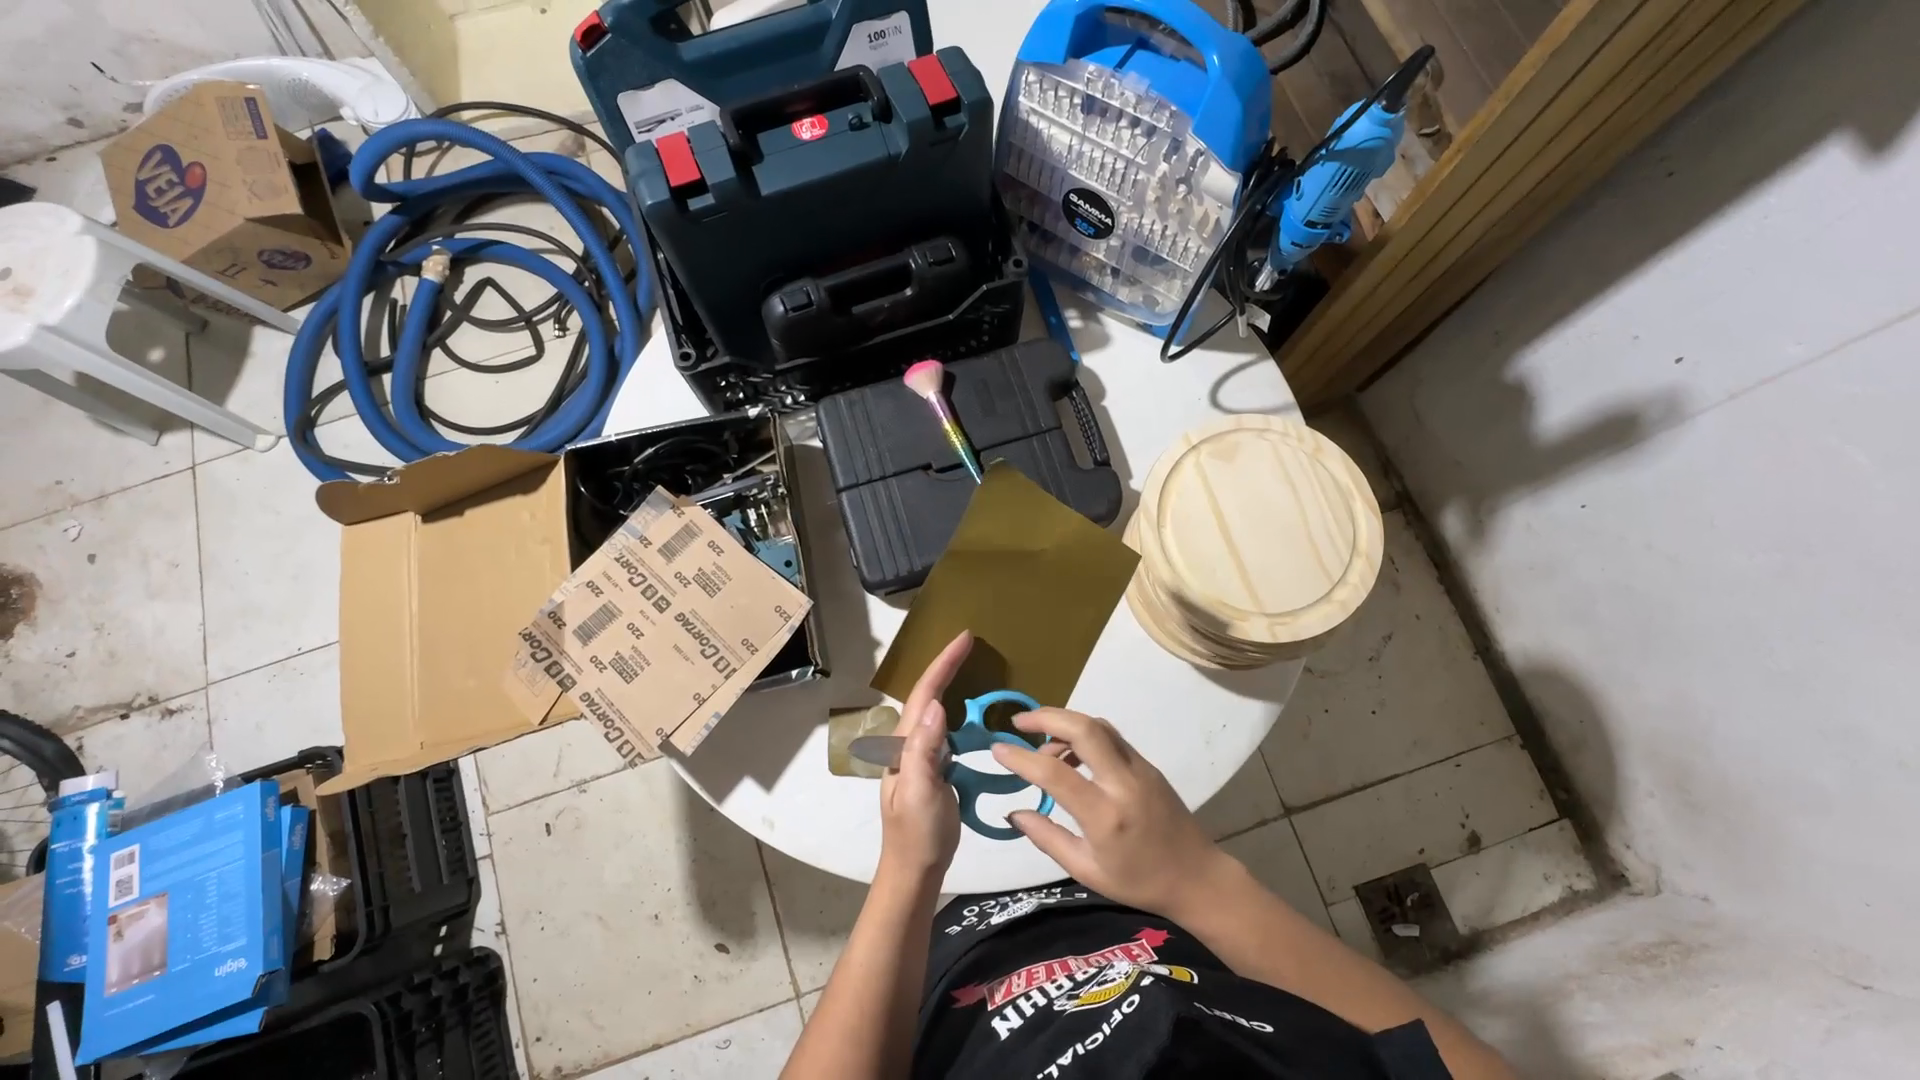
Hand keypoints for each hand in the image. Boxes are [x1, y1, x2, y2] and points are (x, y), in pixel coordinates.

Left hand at [877, 631, 967, 882]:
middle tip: (971, 642)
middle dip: (947, 666)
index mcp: (903, 745)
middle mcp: (909, 744)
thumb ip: (923, 750)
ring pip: (935, 710)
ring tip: (974, 665)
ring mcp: (921, 756)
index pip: (924, 694)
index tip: (964, 638)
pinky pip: (947, 731)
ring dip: (952, 685)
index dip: (943, 664)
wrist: (914, 870)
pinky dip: (960, 712)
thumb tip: (936, 706)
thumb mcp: (919, 792)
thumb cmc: (916, 834)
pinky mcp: (935, 769)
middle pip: (927, 695)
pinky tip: (975, 713)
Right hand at [991, 708, 1231, 920]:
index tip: (996, 749)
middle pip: (1084, 729)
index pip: (1055, 773)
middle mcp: (1123, 783)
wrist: (1197, 877)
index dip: (1021, 758)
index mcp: (1105, 816)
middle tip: (1018, 723)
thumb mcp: (1086, 870)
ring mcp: (1140, 769)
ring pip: (1099, 726)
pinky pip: (1111, 738)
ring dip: (1065, 724)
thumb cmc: (1138, 882)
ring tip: (1042, 746)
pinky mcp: (1148, 765)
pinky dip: (1084, 735)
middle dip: (1046, 717)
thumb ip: (1047, 838)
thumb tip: (1013, 814)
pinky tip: (1070, 755)